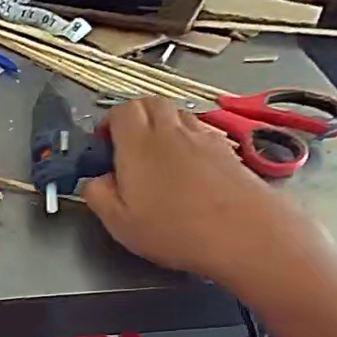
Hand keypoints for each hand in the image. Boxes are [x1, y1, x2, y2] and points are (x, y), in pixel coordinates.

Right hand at [80, 98, 334, 294]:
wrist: (243, 233)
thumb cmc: (176, 230)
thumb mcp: (119, 223)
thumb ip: (98, 196)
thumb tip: (93, 181)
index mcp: (138, 145)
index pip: (119, 111)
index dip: (108, 124)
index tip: (103, 145)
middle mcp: (170, 132)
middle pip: (149, 102)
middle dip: (133, 117)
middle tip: (125, 145)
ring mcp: (202, 137)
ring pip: (176, 113)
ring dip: (160, 126)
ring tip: (154, 156)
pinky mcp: (225, 149)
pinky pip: (199, 131)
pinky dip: (186, 139)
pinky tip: (184, 168)